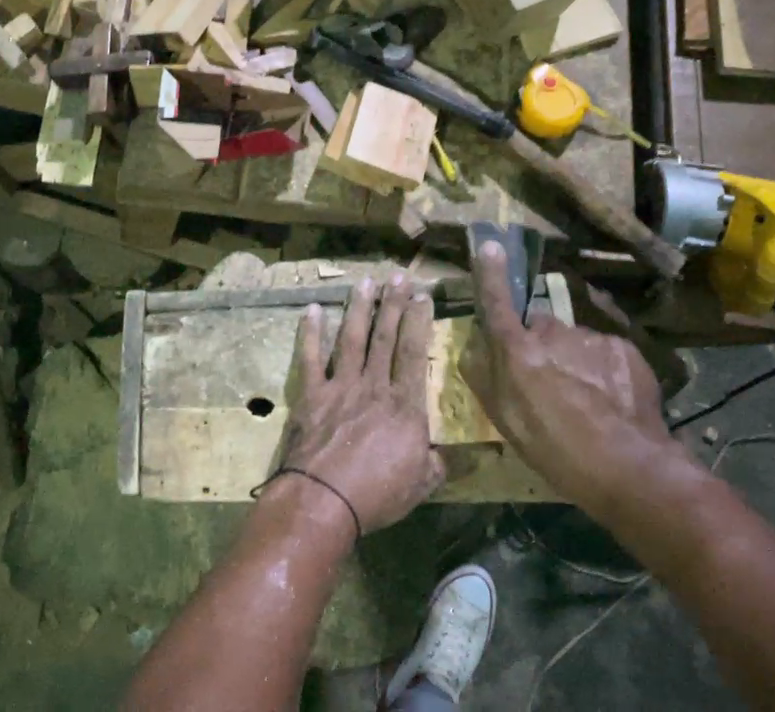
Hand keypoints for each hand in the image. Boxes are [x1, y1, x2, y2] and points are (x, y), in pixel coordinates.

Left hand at [280, 274, 446, 536]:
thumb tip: (464, 454)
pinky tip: (311, 311)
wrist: (323, 500)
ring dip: (358, 309)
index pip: (414, 353)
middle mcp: (373, 386)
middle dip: (392, 304)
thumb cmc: (377, 495)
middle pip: (385, 337)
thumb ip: (441, 463)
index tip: (422, 296)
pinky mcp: (311, 395)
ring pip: (351, 339)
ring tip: (364, 282)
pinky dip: (310, 334)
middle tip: (397, 276)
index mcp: (405, 406)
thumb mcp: (422, 484)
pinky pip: (310, 358)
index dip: (419, 321)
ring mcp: (339, 387)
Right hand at [462, 240, 694, 520]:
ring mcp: (592, 338)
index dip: (491, 273)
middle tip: (547, 384)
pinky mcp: (624, 348)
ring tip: (585, 400)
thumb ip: (483, 376)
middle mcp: (553, 334)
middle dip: (540, 345)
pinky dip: (603, 368)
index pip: (497, 302)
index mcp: (517, 351)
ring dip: (573, 359)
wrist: (629, 468)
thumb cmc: (554, 449)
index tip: (490, 244)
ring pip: (573, 340)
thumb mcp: (503, 420)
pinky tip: (610, 400)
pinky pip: (603, 350)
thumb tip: (475, 347)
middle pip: (540, 327)